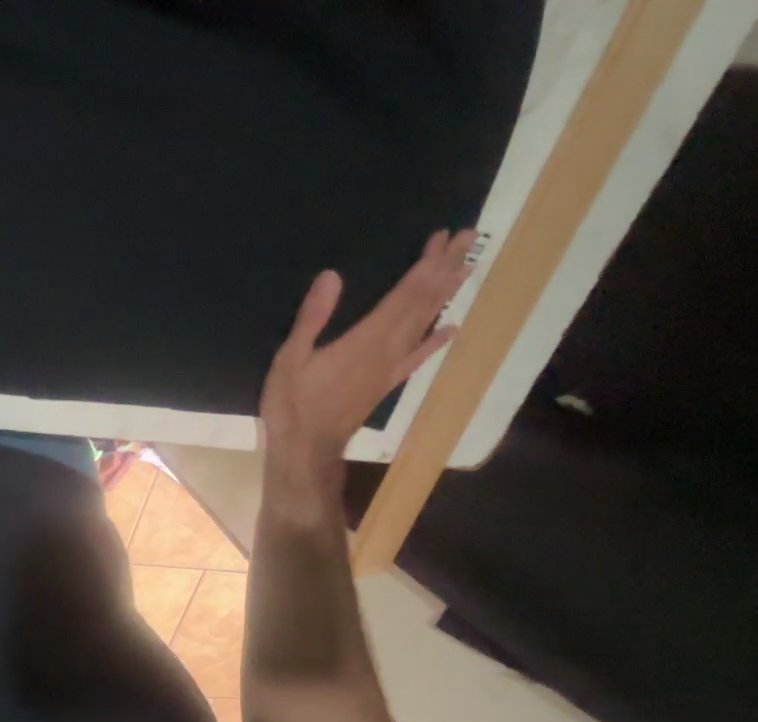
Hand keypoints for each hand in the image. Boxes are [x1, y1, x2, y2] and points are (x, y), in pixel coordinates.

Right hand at [259, 230, 475, 468]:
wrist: (306, 448)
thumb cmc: (293, 403)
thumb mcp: (291, 357)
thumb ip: (313, 317)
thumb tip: (331, 276)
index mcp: (367, 338)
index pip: (405, 294)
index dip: (426, 264)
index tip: (444, 237)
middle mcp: (388, 348)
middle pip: (423, 303)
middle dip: (444, 269)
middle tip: (466, 237)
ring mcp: (391, 367)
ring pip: (426, 324)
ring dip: (446, 295)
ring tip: (466, 268)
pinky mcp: (386, 384)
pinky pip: (417, 358)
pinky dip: (435, 342)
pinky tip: (450, 329)